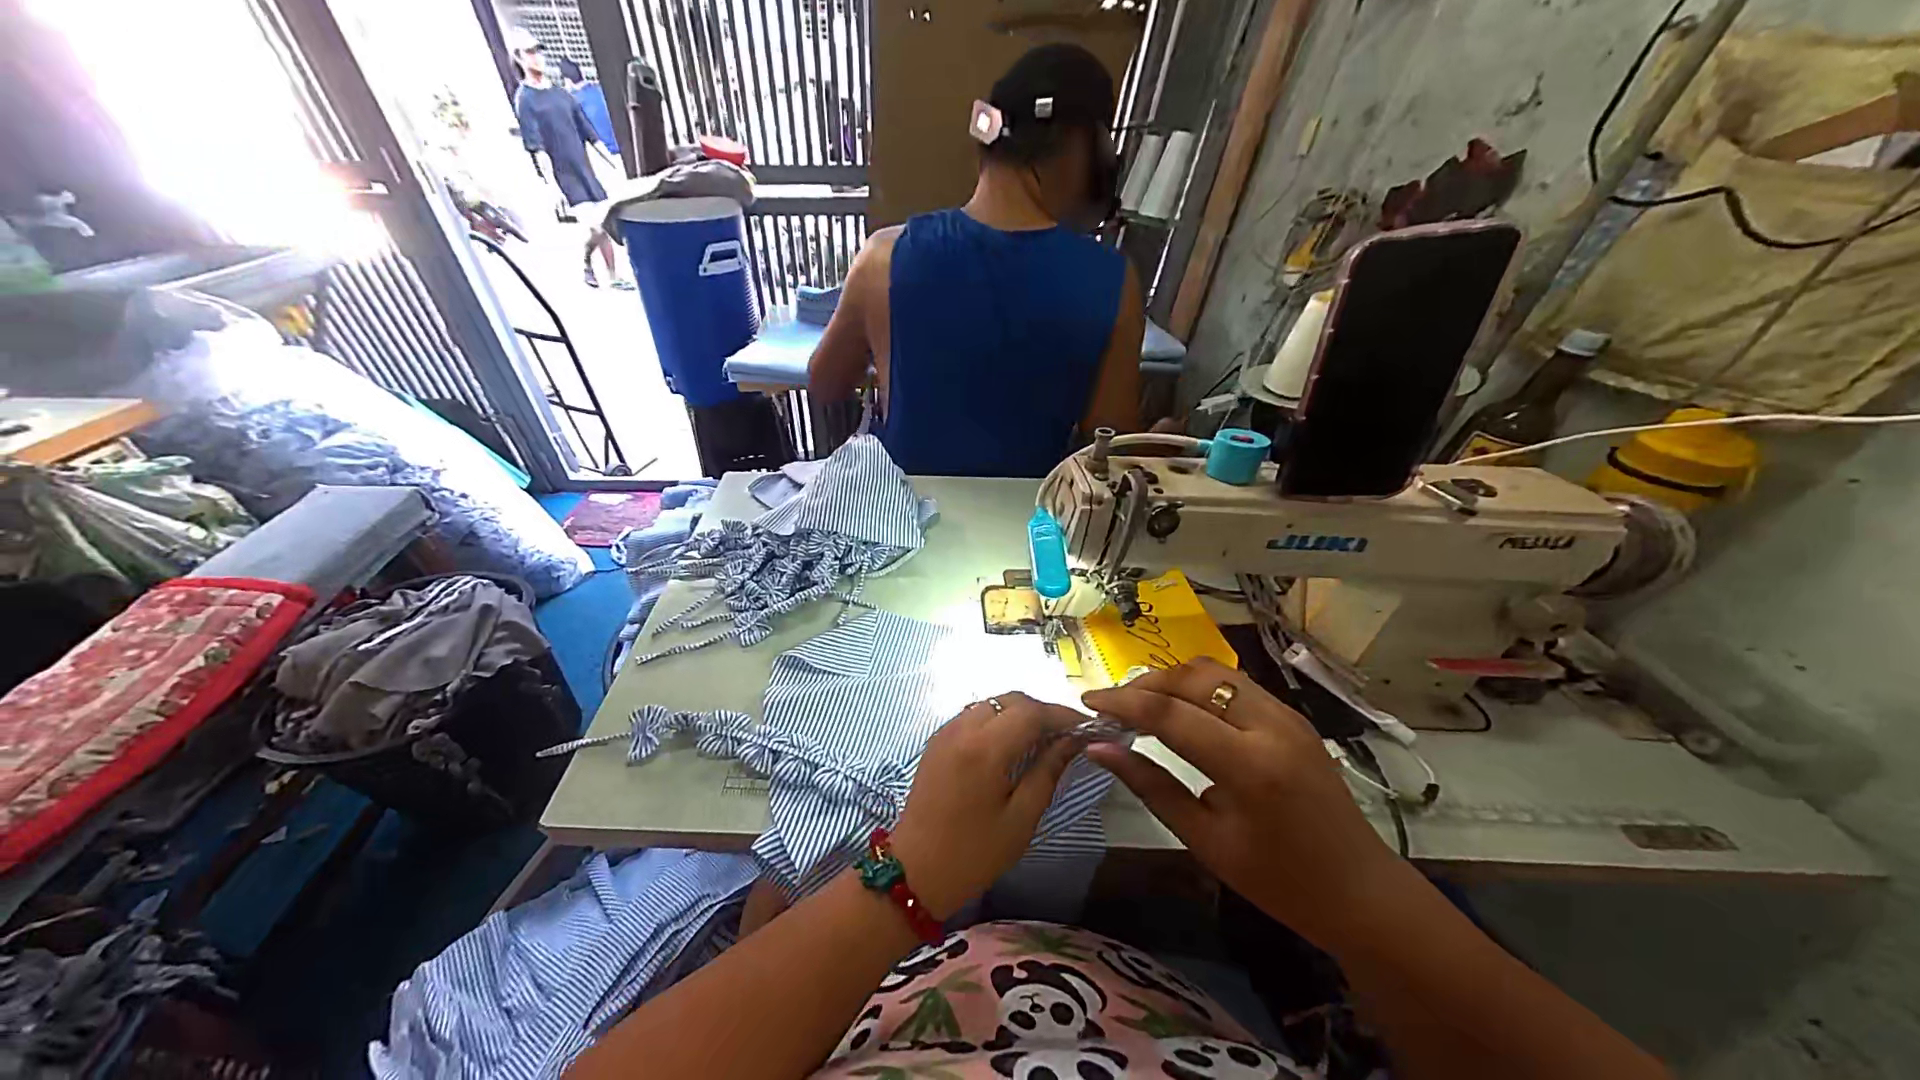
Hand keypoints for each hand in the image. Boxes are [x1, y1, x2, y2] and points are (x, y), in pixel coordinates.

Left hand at [888, 693, 1081, 919]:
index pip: (1032, 713)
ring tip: (1040, 739)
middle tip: (1065, 735)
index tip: (1086, 727)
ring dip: (1017, 714)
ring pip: (990, 705)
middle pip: (1010, 701)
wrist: (916, 871)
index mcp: (985, 748)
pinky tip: (1009, 745)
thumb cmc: (974, 853)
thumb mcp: (1021, 818)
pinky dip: (996, 721)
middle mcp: (962, 729)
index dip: (1062, 715)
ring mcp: (945, 732)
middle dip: (1041, 712)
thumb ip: (1047, 772)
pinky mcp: (936, 742)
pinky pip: (972, 716)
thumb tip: (1072, 741)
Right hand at [1082, 659, 1406, 946]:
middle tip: (1114, 705)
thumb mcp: (1205, 840)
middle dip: (1146, 683)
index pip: (1171, 714)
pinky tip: (1180, 710)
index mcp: (1250, 766)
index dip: (1123, 703)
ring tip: (1141, 704)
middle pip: (1194, 677)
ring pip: (1216, 672)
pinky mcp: (1293, 716)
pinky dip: (1199, 688)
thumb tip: (1098, 749)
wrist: (1360, 891)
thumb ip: (1150, 786)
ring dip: (1172, 680)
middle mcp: (1272, 726)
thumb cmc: (1279, 880)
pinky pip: (1236, 684)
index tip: (1088, 703)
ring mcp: (1288, 716)